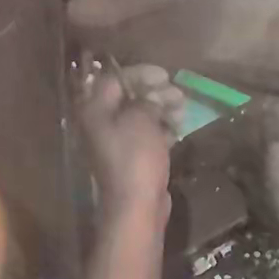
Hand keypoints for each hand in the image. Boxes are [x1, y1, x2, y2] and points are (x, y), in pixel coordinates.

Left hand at [74, 64, 183, 222]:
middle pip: (128, 99)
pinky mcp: (132, 160)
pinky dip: (161, 130)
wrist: (136, 204)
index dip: (141, 74)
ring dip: (162, 111)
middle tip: (179, 94)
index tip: (166, 76)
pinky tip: (178, 129)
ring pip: (140, 118)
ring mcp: (116, 143)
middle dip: (155, 93)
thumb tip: (152, 98)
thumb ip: (146, 101)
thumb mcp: (142, 120)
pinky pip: (146, 136)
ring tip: (183, 111)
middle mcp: (101, 124)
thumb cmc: (136, 158)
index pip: (115, 79)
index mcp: (96, 110)